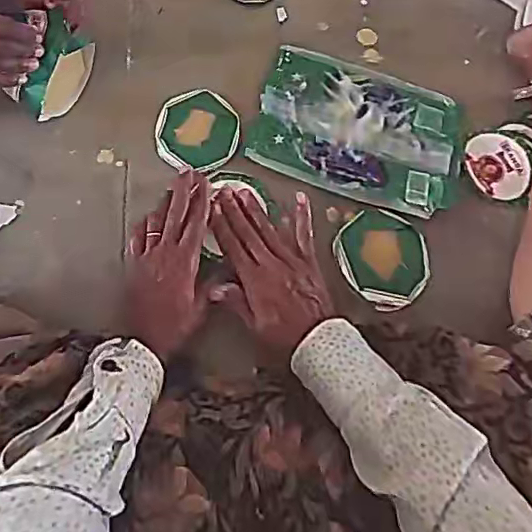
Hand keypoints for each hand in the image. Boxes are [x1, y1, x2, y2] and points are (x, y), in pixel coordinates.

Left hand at [124, 169, 219, 358]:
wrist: (143, 341)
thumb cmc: (175, 326)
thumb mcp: (200, 307)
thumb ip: (211, 284)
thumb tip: (224, 268)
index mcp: (185, 260)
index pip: (197, 223)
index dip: (203, 202)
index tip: (208, 184)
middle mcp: (165, 253)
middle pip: (176, 214)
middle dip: (184, 191)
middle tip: (190, 172)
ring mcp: (147, 256)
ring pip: (157, 222)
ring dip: (166, 202)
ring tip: (173, 186)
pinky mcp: (133, 264)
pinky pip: (138, 238)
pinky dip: (144, 224)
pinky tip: (148, 215)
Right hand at [208, 188, 335, 358]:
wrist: (318, 340)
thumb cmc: (285, 338)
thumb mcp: (254, 326)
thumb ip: (236, 302)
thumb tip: (216, 287)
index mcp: (256, 280)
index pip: (234, 247)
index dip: (222, 226)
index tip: (213, 209)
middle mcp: (273, 265)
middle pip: (249, 233)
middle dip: (235, 211)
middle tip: (225, 191)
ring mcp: (292, 260)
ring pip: (271, 230)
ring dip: (257, 210)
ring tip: (246, 192)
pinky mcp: (309, 261)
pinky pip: (304, 235)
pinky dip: (301, 216)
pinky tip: (299, 200)